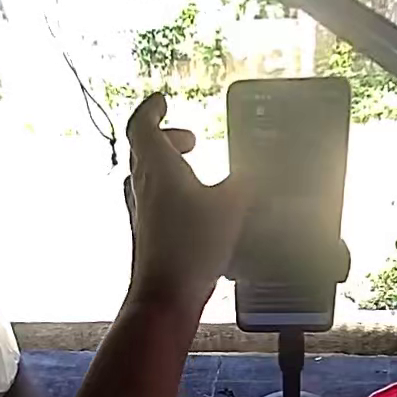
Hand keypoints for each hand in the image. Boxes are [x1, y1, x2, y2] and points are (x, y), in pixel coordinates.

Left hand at [123, 93, 248, 313]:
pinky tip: (197, 214)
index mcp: (158, 168)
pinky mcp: (148, 236)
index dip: (153, 109)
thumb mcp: (231, 208)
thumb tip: (254, 175)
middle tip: (191, 143)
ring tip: (195, 177)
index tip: (163, 101)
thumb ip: (244, 185)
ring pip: (149, 178)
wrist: (166, 295)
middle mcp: (143, 187)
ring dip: (169, 169)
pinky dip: (173, 197)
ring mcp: (142, 213)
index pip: (143, 125)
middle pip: (145, 150)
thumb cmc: (192, 247)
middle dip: (168, 140)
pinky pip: (156, 205)